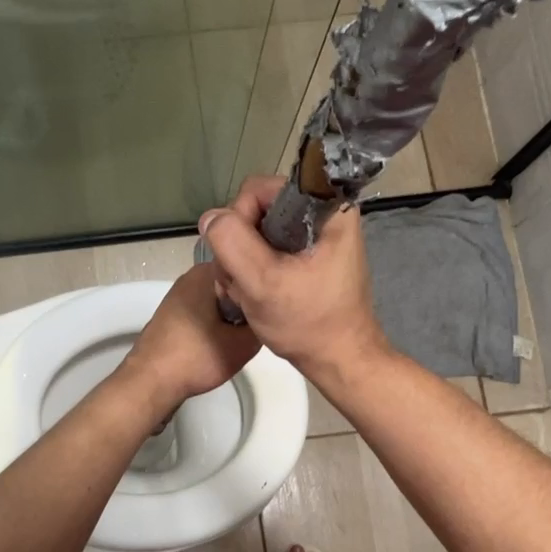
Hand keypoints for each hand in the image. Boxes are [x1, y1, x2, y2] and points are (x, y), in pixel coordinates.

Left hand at [120, 264, 260, 408]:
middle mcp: (191, 277)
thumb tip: (271, 313)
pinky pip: (206, 309)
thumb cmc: (197, 356)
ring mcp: (179, 295)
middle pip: (234, 281)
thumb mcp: (244, 343)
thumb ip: (263, 323)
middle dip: (250, 297)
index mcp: (207, 272)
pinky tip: (227, 337)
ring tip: (251, 329)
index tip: (279, 297)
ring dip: (234, 311)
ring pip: (219, 297)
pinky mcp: (174, 314)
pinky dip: (218, 319)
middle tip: (270, 317)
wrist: (151, 381)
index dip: (266, 278)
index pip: (248, 261)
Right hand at [198, 175, 391, 382]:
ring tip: (248, 295)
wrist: (339, 361)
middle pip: (256, 211)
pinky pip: (268, 250)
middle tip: (241, 284)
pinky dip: (254, 272)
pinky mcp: (309, 257)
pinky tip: (254, 296)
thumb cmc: (308, 324)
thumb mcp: (262, 283)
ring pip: (257, 234)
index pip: (260, 190)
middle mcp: (324, 214)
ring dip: (242, 265)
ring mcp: (316, 237)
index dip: (240, 221)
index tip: (242, 260)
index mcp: (327, 210)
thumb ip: (231, 242)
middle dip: (239, 248)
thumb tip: (211, 217)